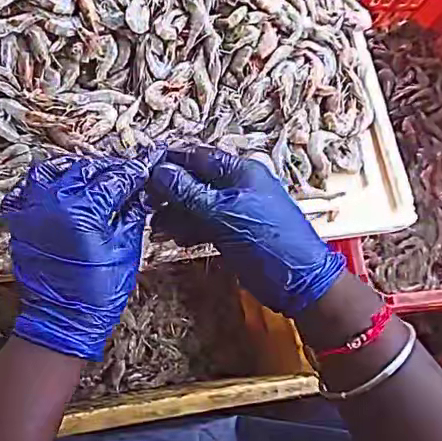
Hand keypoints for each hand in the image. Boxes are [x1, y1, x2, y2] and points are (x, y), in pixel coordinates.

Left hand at [2, 155, 151, 359]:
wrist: (61, 321)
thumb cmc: (96, 294)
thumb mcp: (125, 249)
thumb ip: (131, 213)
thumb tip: (140, 190)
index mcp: (83, 210)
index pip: (114, 178)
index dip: (133, 173)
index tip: (143, 169)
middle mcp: (53, 202)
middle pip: (85, 169)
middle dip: (108, 170)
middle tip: (124, 175)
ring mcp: (31, 209)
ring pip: (53, 171)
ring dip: (75, 170)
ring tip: (91, 178)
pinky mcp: (19, 221)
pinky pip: (26, 190)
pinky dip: (41, 184)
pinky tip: (58, 188)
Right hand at [145, 147, 343, 315]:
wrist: (298, 283)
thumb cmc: (267, 241)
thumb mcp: (224, 214)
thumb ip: (189, 192)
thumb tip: (158, 171)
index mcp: (241, 171)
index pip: (198, 157)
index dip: (170, 161)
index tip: (142, 168)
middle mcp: (236, 187)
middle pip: (194, 181)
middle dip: (168, 192)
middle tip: (144, 203)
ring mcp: (234, 211)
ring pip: (195, 205)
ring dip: (174, 215)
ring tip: (155, 228)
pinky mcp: (231, 233)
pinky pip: (202, 224)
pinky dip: (187, 230)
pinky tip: (173, 238)